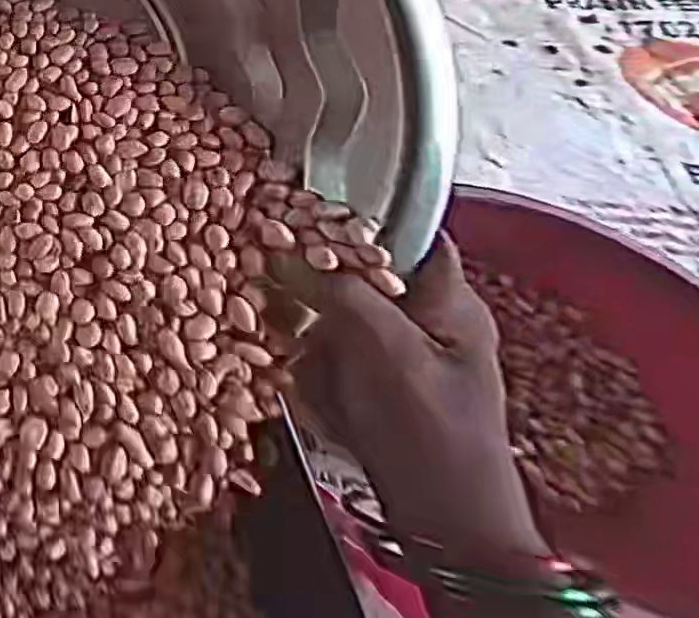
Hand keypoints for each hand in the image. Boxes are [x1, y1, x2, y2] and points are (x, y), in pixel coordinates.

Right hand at [294, 234, 550, 578]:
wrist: (437, 509)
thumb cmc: (429, 428)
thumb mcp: (391, 354)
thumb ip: (343, 293)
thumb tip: (283, 246)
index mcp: (448, 302)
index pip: (408, 233)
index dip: (359, 212)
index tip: (298, 200)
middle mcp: (416, 312)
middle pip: (355, 264)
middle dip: (309, 267)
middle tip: (264, 256)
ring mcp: (384, 339)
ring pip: (327, 298)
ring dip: (298, 310)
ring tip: (280, 321)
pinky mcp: (358, 363)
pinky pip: (317, 333)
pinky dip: (300, 341)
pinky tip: (292, 357)